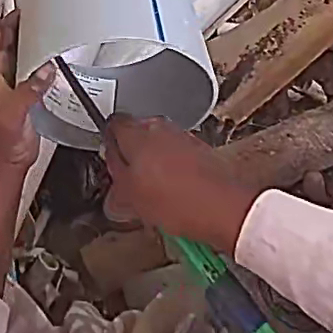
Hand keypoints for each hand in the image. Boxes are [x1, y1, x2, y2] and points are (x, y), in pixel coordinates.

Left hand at [0, 0, 54, 174]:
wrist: (5, 161)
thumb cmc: (0, 139)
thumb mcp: (14, 111)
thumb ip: (30, 89)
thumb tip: (44, 70)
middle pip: (2, 34)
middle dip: (12, 14)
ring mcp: (9, 80)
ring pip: (16, 47)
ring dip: (26, 31)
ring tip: (40, 16)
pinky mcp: (22, 90)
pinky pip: (30, 63)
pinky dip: (39, 53)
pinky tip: (51, 49)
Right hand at [103, 115, 261, 251]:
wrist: (223, 208)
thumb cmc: (178, 200)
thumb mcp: (129, 193)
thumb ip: (114, 170)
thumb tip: (111, 159)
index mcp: (136, 132)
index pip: (112, 124)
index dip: (108, 143)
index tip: (110, 159)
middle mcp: (159, 126)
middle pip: (135, 133)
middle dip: (131, 153)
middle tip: (129, 179)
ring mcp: (182, 135)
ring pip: (157, 143)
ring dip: (153, 160)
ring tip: (154, 190)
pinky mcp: (200, 148)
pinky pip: (177, 153)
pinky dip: (173, 167)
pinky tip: (174, 191)